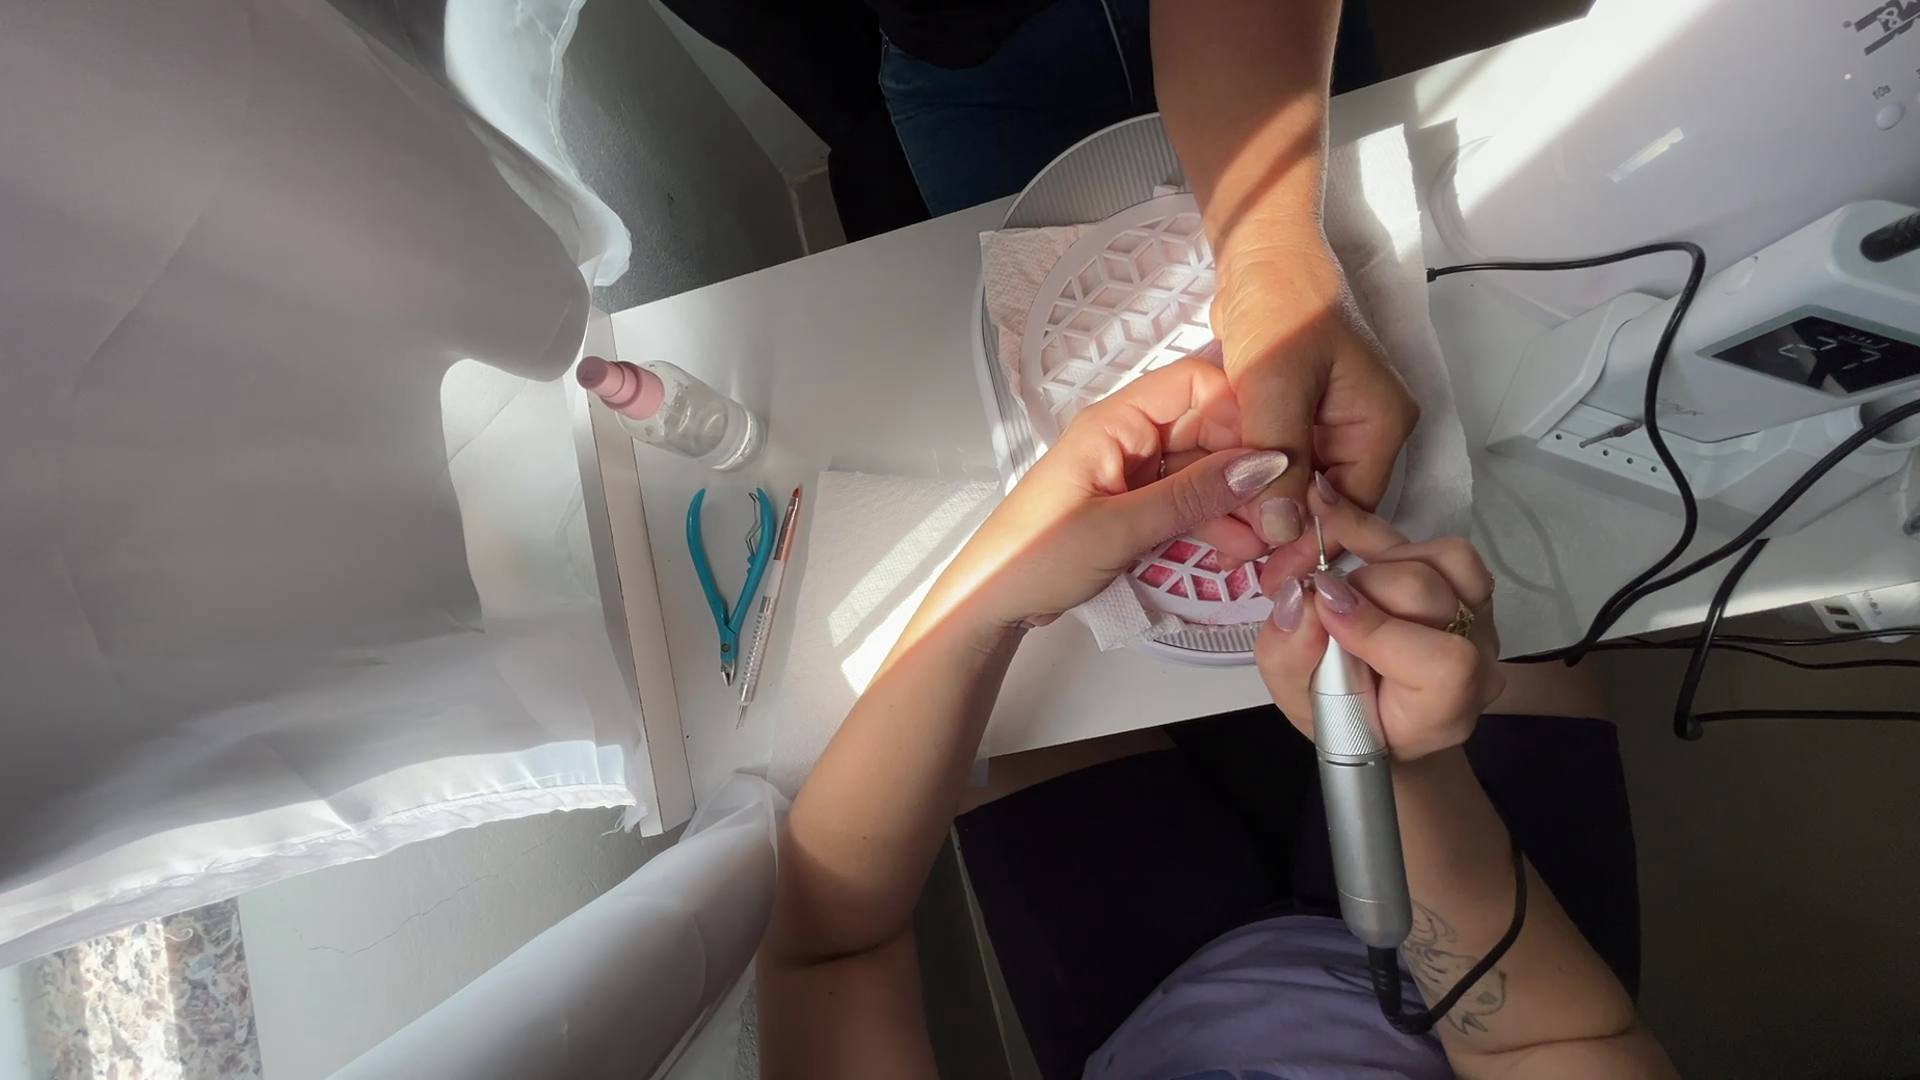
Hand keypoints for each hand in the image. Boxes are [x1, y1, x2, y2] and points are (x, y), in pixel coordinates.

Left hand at [945, 359, 1287, 630]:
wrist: (992, 601)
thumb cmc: (1035, 557)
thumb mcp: (1118, 528)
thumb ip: (1192, 496)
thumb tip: (1265, 463)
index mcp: (1114, 422)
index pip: (1194, 384)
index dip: (1241, 412)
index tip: (1276, 457)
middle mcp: (1127, 438)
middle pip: (1206, 430)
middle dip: (1245, 470)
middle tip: (1281, 516)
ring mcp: (1132, 474)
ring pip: (1201, 471)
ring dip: (1234, 504)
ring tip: (1264, 545)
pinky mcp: (1133, 507)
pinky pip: (1185, 502)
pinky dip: (1211, 522)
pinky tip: (1238, 549)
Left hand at [1211, 247, 1419, 583]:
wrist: (1260, 260)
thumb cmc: (1278, 312)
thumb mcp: (1275, 388)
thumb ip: (1280, 461)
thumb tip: (1284, 533)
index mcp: (1379, 425)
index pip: (1352, 506)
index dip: (1312, 544)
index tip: (1274, 578)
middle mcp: (1363, 431)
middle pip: (1331, 504)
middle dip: (1289, 538)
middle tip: (1248, 575)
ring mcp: (1331, 426)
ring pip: (1305, 490)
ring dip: (1271, 518)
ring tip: (1232, 555)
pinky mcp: (1300, 420)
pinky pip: (1285, 468)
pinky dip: (1260, 490)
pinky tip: (1228, 516)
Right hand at [1254, 492, 1502, 761]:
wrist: (1374, 709)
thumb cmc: (1336, 713)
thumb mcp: (1292, 697)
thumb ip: (1288, 654)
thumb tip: (1297, 596)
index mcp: (1438, 712)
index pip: (1441, 663)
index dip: (1376, 626)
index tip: (1320, 604)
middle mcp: (1475, 664)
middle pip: (1427, 594)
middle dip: (1356, 583)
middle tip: (1308, 587)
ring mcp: (1480, 623)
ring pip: (1443, 561)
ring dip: (1374, 557)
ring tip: (1332, 569)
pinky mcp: (1469, 591)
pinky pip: (1444, 549)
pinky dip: (1390, 538)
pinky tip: (1349, 538)